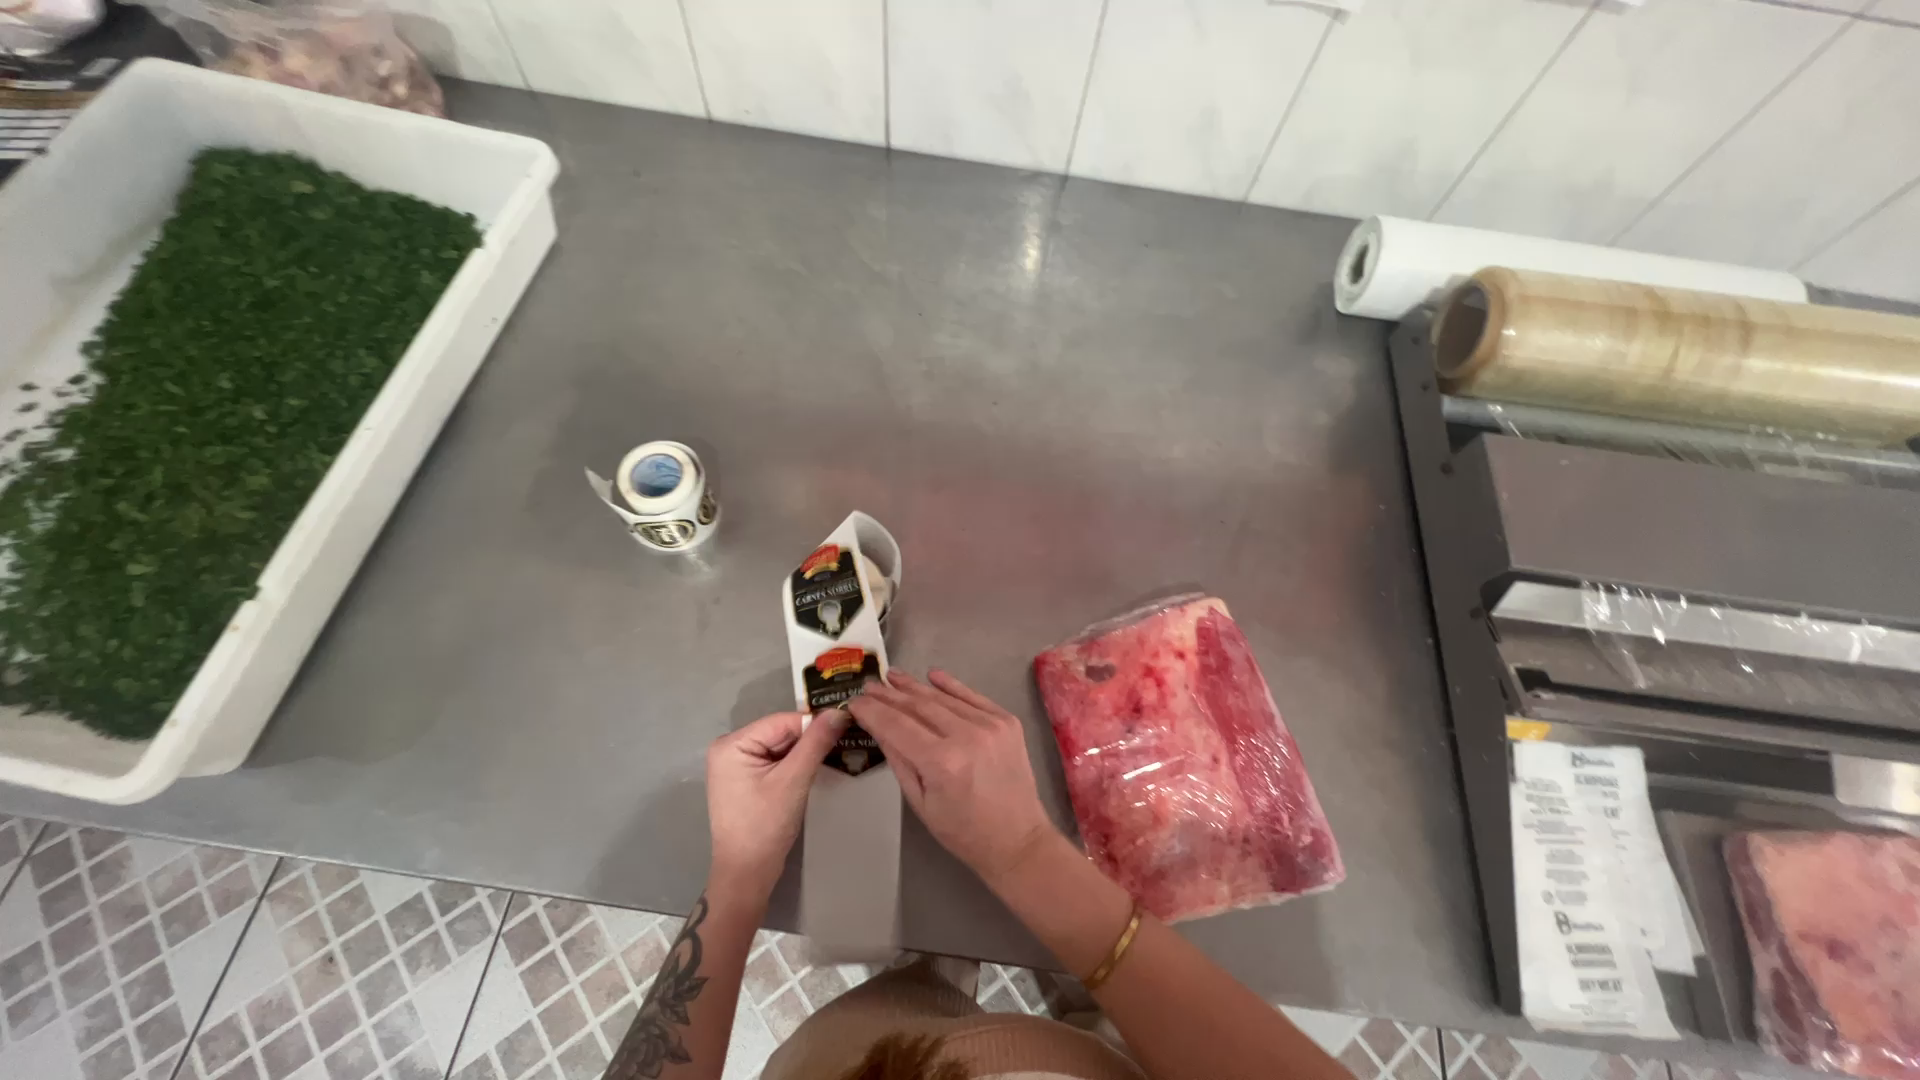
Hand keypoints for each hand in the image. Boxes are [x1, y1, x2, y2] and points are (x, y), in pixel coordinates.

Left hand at [706, 709, 847, 898]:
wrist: (747, 874)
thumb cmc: (765, 826)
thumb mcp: (793, 781)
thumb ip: (816, 743)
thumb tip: (839, 710)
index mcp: (732, 744)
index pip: (782, 721)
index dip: (813, 725)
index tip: (844, 729)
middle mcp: (730, 748)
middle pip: (781, 733)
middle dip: (809, 741)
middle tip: (841, 746)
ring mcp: (736, 765)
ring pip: (781, 747)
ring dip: (804, 755)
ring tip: (830, 760)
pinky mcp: (746, 780)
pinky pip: (776, 761)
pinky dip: (795, 766)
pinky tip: (811, 774)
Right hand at [846, 670, 1059, 886]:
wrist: (1018, 839)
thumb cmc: (963, 831)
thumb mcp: (920, 802)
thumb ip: (899, 760)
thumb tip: (877, 725)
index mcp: (942, 762)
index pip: (896, 725)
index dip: (872, 710)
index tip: (854, 701)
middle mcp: (966, 736)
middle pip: (919, 706)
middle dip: (890, 694)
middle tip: (870, 685)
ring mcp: (990, 725)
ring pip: (944, 698)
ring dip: (916, 686)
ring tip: (893, 677)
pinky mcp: (1007, 721)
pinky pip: (972, 697)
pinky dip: (951, 685)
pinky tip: (932, 675)